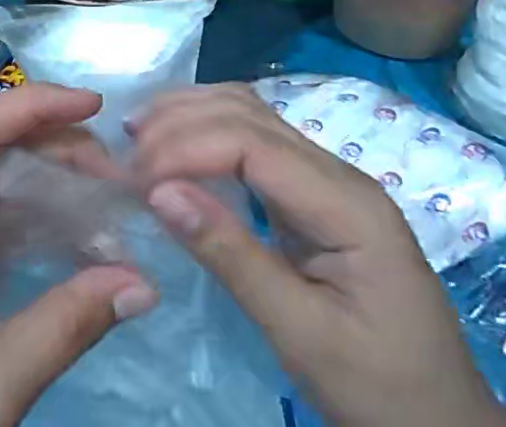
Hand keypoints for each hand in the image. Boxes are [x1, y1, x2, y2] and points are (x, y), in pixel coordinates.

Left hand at [0, 84, 158, 426]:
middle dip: (59, 141)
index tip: (95, 107)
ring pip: (5, 178)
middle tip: (117, 172)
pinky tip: (86, 237)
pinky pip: (8, 217)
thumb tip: (146, 282)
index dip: (34, 104)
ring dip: (58, 176)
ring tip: (112, 196)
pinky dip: (49, 214)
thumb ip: (70, 323)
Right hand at [131, 84, 505, 426]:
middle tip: (126, 151)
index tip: (135, 177)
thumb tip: (159, 191)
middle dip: (184, 121)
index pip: (253, 143)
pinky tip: (180, 146)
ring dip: (195, 116)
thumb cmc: (380, 389)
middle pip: (252, 115)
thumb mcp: (302, 335)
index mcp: (346, 201)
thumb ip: (232, 256)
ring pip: (254, 117)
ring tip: (140, 134)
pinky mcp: (316, 197)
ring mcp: (329, 180)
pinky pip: (258, 145)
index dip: (187, 147)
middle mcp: (339, 173)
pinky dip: (211, 135)